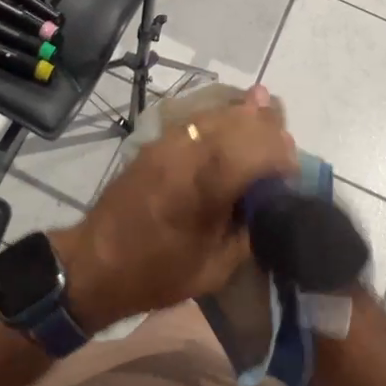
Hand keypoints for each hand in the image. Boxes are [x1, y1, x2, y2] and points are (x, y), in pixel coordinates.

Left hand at [50, 86, 296, 328]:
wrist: (93, 264)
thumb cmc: (156, 274)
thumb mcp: (215, 268)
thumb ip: (249, 230)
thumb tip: (270, 205)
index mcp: (206, 184)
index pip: (260, 148)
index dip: (283, 157)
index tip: (292, 176)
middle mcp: (189, 150)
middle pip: (244, 120)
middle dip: (270, 131)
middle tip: (283, 155)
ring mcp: (170, 140)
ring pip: (221, 112)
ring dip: (248, 119)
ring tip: (267, 131)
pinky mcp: (157, 140)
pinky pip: (200, 117)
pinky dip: (223, 119)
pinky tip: (235, 125)